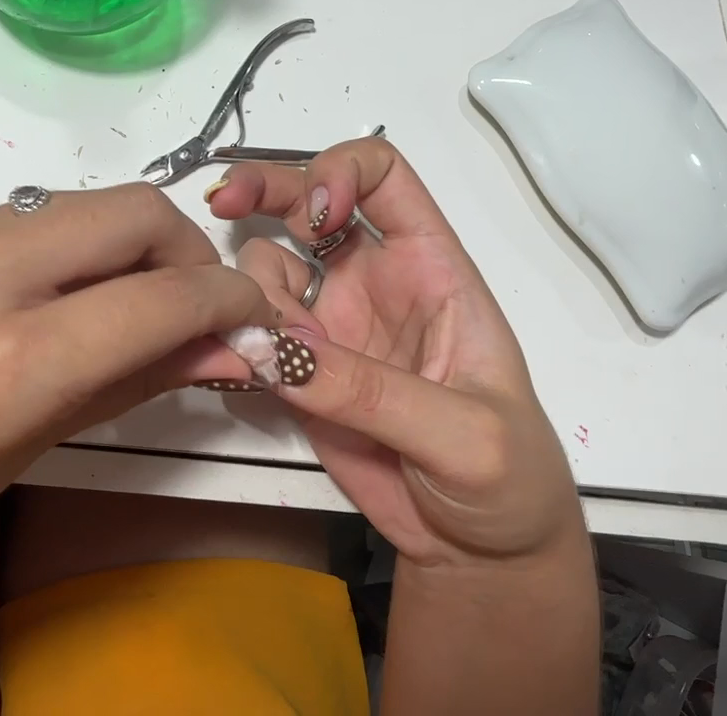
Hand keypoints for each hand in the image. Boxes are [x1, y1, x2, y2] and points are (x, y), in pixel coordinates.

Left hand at [0, 183, 276, 641]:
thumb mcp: (21, 453)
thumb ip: (132, 384)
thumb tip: (227, 350)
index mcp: (5, 358)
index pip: (160, 297)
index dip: (229, 302)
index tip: (256, 320)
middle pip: (132, 210)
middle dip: (188, 250)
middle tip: (195, 307)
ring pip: (83, 204)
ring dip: (131, 244)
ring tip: (130, 307)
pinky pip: (30, 219)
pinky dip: (75, 247)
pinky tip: (62, 299)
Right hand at [208, 138, 584, 569]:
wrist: (475, 553)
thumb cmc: (507, 482)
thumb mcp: (465, 434)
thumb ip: (374, 392)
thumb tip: (276, 348)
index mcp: (430, 269)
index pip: (385, 178)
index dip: (342, 173)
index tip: (314, 218)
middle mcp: (372, 282)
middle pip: (307, 202)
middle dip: (263, 188)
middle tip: (219, 201)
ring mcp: (330, 325)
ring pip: (266, 266)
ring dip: (246, 288)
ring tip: (257, 347)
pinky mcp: (299, 372)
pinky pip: (251, 332)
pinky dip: (231, 336)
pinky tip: (232, 364)